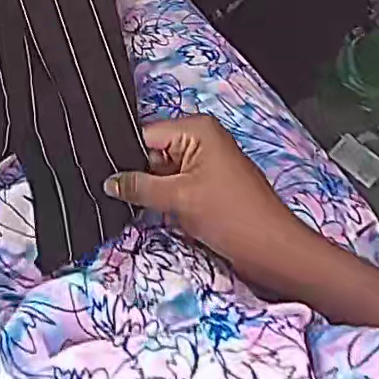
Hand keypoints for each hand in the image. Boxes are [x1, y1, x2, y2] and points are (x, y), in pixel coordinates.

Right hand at [104, 115, 323, 284]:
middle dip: (140, 176)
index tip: (106, 177)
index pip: (146, 135)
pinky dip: (168, 199)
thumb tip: (109, 182)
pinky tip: (163, 213)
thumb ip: (139, 187)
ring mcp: (206, 161)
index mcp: (196, 128)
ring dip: (154, 191)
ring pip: (163, 172)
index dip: (126, 157)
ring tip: (143, 207)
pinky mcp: (208, 183)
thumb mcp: (179, 199)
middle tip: (120, 197)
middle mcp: (201, 138)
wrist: (273, 250)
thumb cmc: (231, 217)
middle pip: (153, 152)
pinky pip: (176, 185)